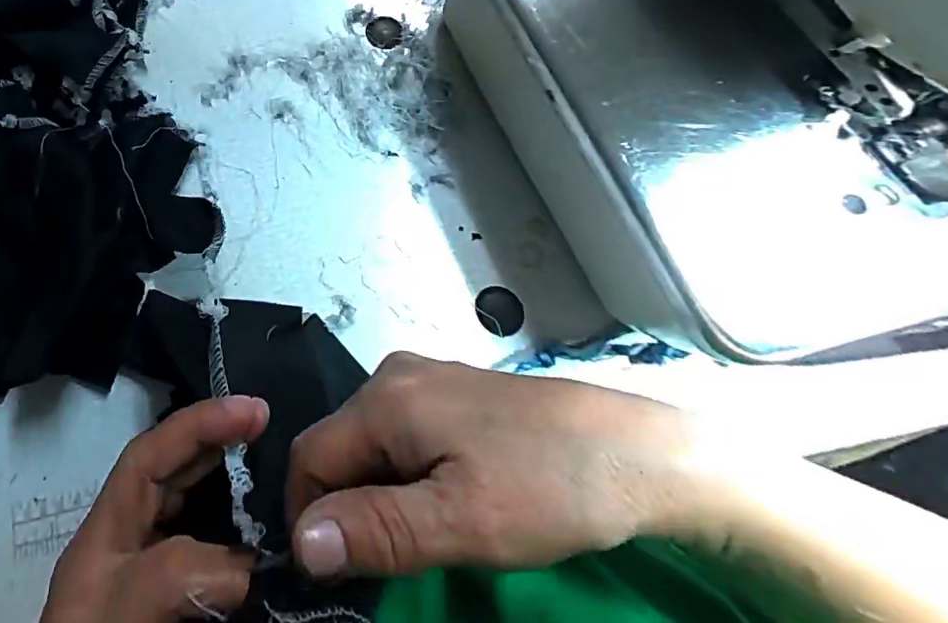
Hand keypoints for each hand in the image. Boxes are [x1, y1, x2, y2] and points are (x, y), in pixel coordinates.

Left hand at [42, 396, 270, 622]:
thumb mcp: (117, 611)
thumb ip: (172, 577)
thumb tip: (248, 565)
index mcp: (107, 528)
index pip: (150, 456)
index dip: (198, 424)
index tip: (251, 410)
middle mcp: (128, 540)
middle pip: (172, 474)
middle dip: (217, 445)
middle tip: (269, 430)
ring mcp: (150, 573)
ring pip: (192, 512)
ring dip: (232, 493)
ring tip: (275, 479)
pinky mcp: (176, 604)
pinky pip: (209, 559)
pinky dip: (238, 547)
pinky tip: (267, 549)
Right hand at [285, 352, 704, 577]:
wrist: (644, 452)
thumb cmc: (550, 487)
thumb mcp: (466, 523)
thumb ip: (379, 529)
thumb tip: (303, 544)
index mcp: (382, 399)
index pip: (309, 456)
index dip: (310, 516)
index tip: (339, 572)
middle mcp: (390, 375)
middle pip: (340, 447)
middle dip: (352, 506)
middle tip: (398, 560)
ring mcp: (422, 378)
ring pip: (371, 442)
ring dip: (381, 493)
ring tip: (432, 532)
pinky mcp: (450, 391)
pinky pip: (402, 433)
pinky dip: (407, 473)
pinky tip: (452, 496)